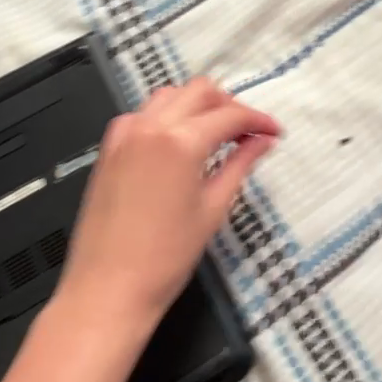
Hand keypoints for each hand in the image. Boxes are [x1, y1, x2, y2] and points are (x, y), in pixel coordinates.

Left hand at [59, 78, 280, 326]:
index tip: (273, 132)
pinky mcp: (109, 149)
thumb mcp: (212, 209)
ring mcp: (125, 135)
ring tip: (217, 133)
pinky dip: (166, 116)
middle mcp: (150, 127)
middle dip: (229, 105)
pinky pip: (143, 114)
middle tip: (247, 131)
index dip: (257, 121)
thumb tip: (261, 142)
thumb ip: (240, 165)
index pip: (230, 114)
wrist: (108, 291)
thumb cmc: (164, 259)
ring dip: (197, 105)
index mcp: (180, 141)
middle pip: (199, 91)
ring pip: (170, 96)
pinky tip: (179, 142)